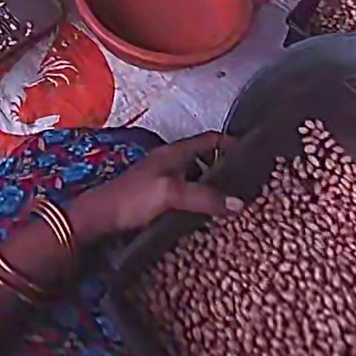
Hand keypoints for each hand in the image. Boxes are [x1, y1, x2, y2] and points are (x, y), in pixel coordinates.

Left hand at [66, 132, 241, 242]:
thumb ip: (203, 196)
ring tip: (239, 200)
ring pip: (197, 177)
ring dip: (215, 186)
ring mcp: (164, 179)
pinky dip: (202, 200)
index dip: (231, 143)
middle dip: (227, 167)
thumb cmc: (132, 198)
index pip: (208, 139)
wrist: (100, 216)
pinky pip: (188, 193)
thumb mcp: (170, 193)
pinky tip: (212, 215)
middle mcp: (170, 162)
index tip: (255, 152)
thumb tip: (239, 203)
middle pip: (205, 158)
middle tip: (252, 182)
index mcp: (173, 153)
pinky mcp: (159, 197)